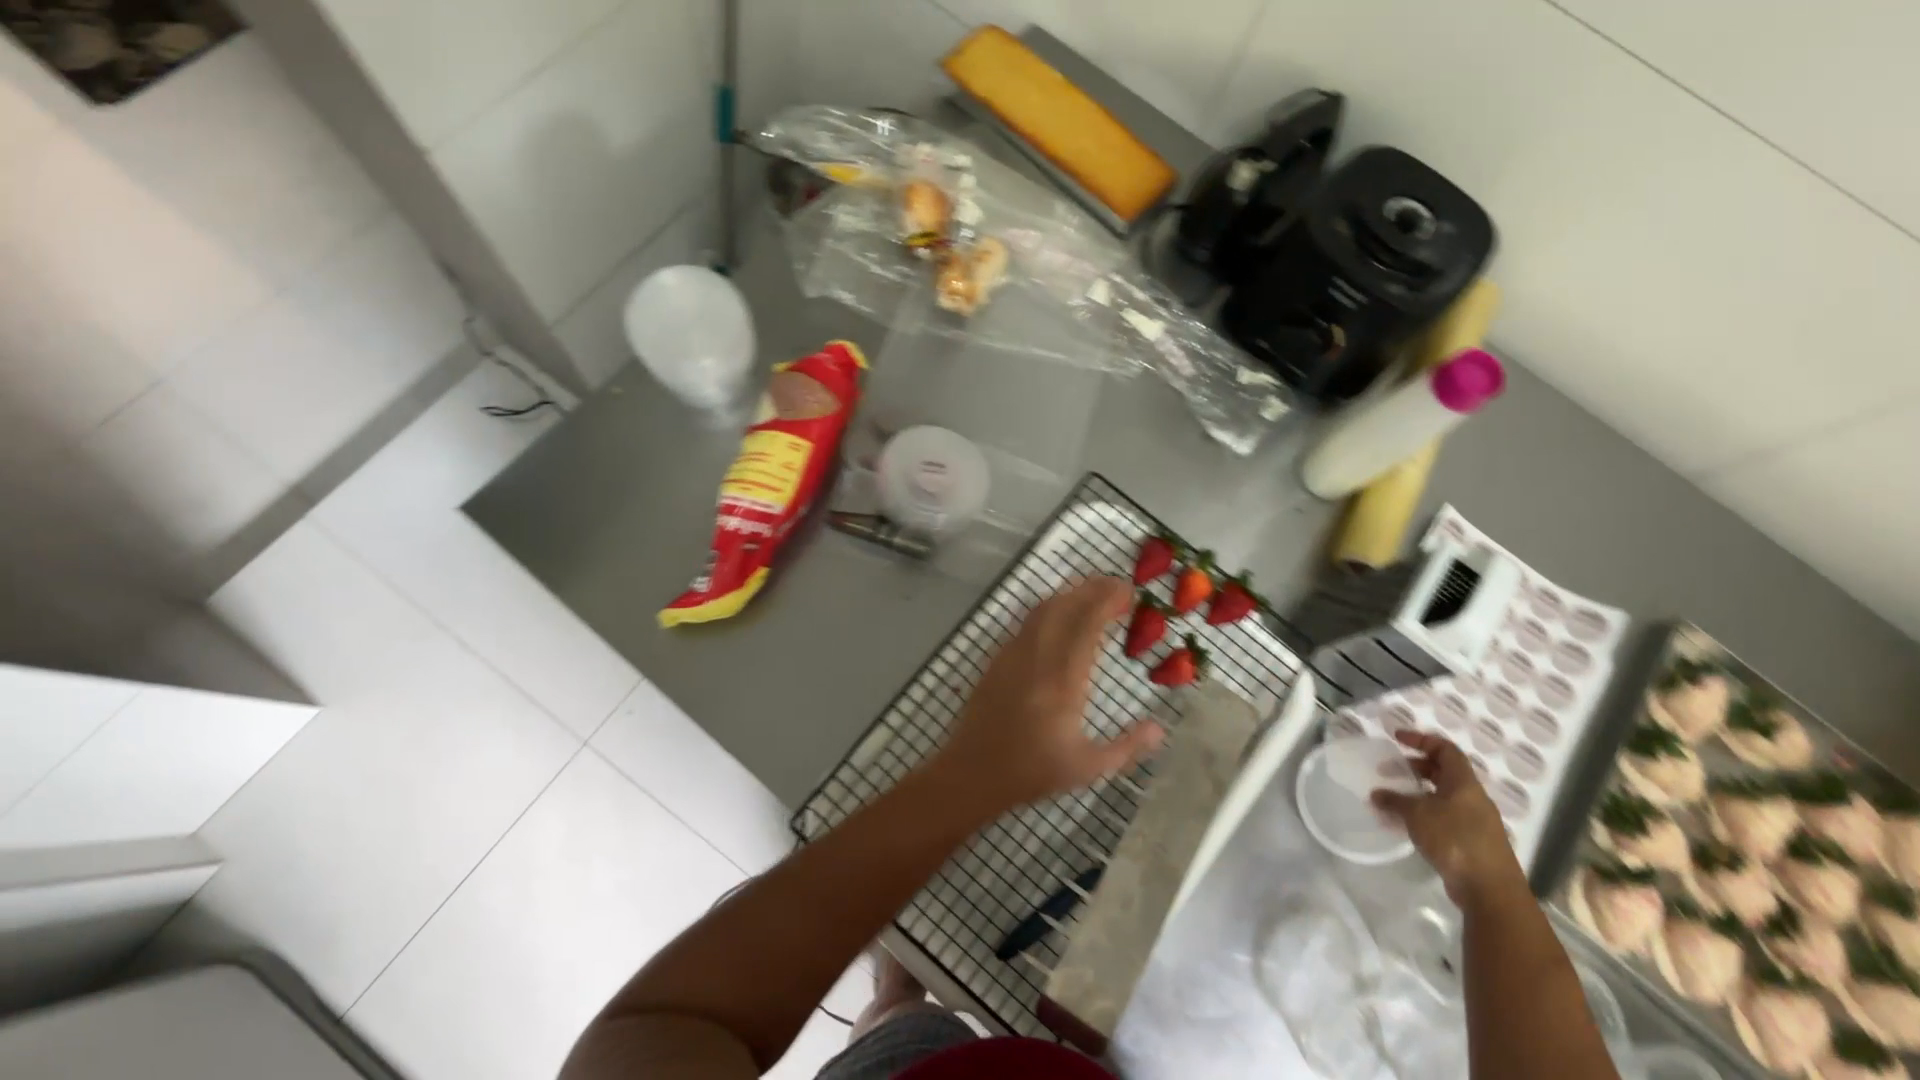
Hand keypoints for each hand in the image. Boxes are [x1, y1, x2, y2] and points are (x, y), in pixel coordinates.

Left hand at [927, 577, 1164, 819]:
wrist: (972, 773)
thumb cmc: (1033, 772)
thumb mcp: (1088, 767)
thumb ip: (1127, 746)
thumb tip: (1159, 728)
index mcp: (1064, 681)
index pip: (1087, 625)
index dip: (1107, 601)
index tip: (1128, 591)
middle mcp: (1037, 659)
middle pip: (1064, 607)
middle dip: (1091, 589)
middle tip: (1115, 585)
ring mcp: (1012, 656)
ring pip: (1041, 611)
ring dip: (1068, 595)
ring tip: (1090, 593)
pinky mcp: (996, 661)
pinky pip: (1024, 624)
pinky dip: (1045, 610)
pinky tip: (1056, 617)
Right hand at [1372, 731, 1525, 907]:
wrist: (1489, 887)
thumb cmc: (1454, 839)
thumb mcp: (1418, 814)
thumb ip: (1395, 801)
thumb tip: (1377, 794)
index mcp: (1464, 782)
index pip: (1445, 749)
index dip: (1421, 739)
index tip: (1396, 738)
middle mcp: (1472, 797)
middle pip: (1444, 771)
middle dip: (1415, 767)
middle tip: (1389, 771)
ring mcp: (1474, 820)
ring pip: (1443, 796)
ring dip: (1418, 792)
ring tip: (1393, 798)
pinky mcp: (1471, 841)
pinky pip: (1444, 817)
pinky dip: (1424, 814)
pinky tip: (1406, 825)